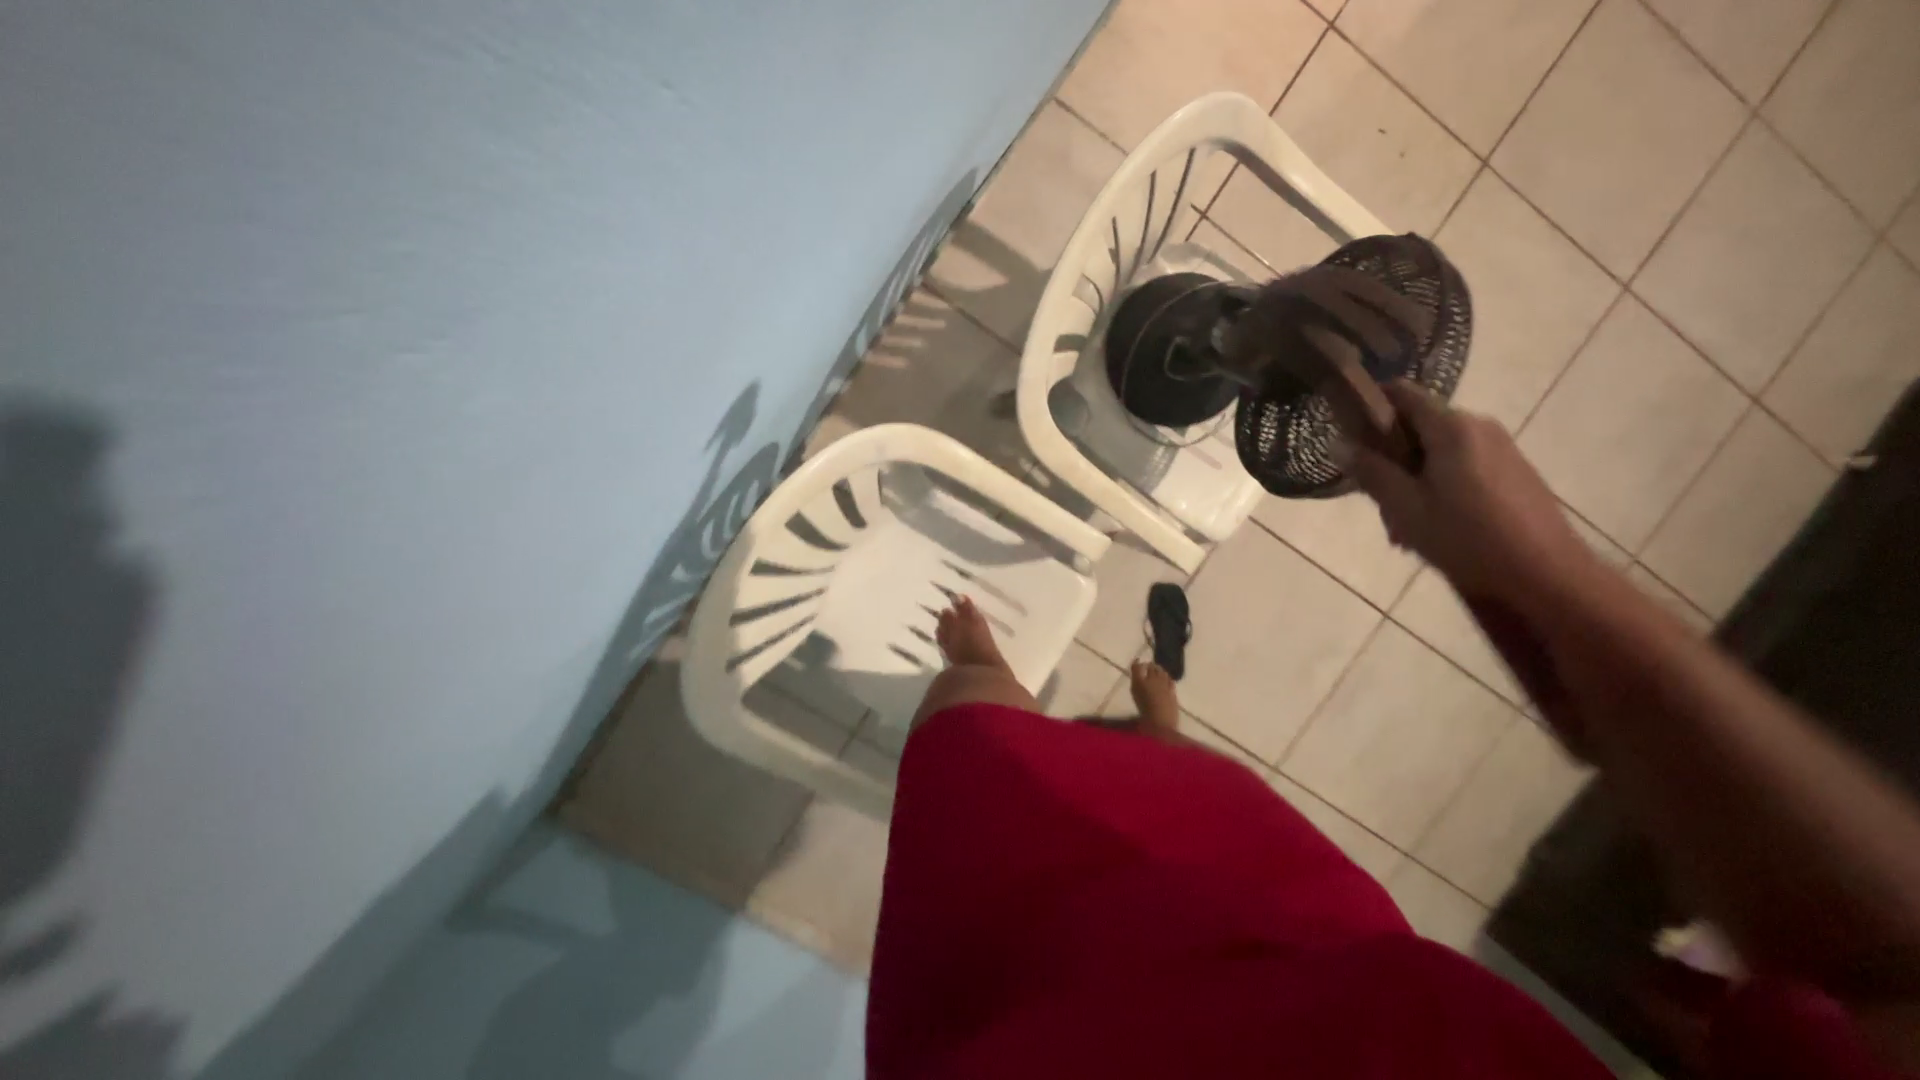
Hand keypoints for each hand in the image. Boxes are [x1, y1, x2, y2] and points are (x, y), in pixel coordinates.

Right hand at [1343, 380, 1596, 612]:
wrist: (1548, 576)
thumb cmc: (1469, 539)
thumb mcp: (1406, 509)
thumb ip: (1371, 472)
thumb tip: (1338, 443)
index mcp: (1452, 427)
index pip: (1401, 393)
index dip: (1369, 407)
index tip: (1348, 438)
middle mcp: (1479, 426)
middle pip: (1419, 427)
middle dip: (1390, 458)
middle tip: (1377, 502)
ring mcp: (1501, 449)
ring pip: (1440, 452)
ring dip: (1413, 480)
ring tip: (1405, 527)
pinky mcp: (1514, 473)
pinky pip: (1464, 468)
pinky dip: (1440, 488)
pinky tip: (1437, 528)